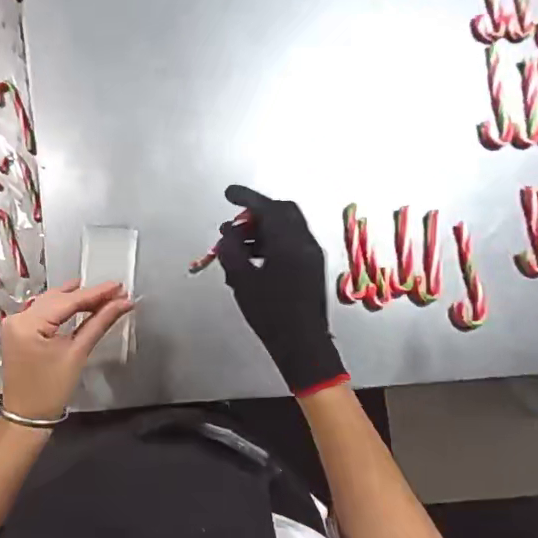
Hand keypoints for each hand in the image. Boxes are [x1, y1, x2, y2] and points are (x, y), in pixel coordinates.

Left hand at [0, 280, 134, 419]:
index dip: (96, 293)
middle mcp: (17, 318)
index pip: (67, 301)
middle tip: (116, 292)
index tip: (119, 286)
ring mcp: (15, 324)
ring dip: (75, 300)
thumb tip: (121, 304)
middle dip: (87, 295)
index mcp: (27, 323)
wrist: (27, 416)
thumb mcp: (77, 354)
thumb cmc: (50, 390)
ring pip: (50, 303)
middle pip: (58, 299)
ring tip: (104, 297)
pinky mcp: (19, 332)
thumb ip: (98, 323)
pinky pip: (43, 313)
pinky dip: (62, 310)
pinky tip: (80, 306)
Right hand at [214, 185, 346, 394]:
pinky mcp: (311, 268)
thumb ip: (232, 254)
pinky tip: (254, 259)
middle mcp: (305, 243)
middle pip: (282, 213)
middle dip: (257, 213)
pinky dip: (271, 242)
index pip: (268, 209)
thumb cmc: (271, 314)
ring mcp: (311, 255)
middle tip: (234, 223)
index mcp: (289, 244)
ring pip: (287, 228)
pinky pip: (291, 243)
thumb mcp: (243, 282)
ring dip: (262, 230)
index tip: (228, 193)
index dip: (247, 198)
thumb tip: (226, 235)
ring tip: (237, 245)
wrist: (302, 344)